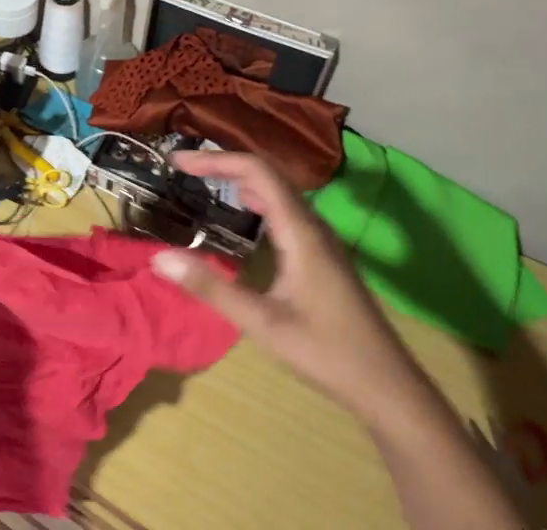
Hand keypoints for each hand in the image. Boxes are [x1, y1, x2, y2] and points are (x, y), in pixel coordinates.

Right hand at [150, 151, 425, 424]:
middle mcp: (314, 227)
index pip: (257, 172)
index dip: (216, 160)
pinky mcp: (324, 257)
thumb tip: (159, 258)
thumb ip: (211, 288)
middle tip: (184, 169)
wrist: (387, 386)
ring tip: (206, 183)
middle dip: (225, 165)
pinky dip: (259, 200)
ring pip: (281, 193)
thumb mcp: (262, 323)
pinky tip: (246, 217)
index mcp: (301, 232)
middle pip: (269, 175)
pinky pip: (288, 211)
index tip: (177, 162)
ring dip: (242, 179)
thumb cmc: (326, 352)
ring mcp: (322, 241)